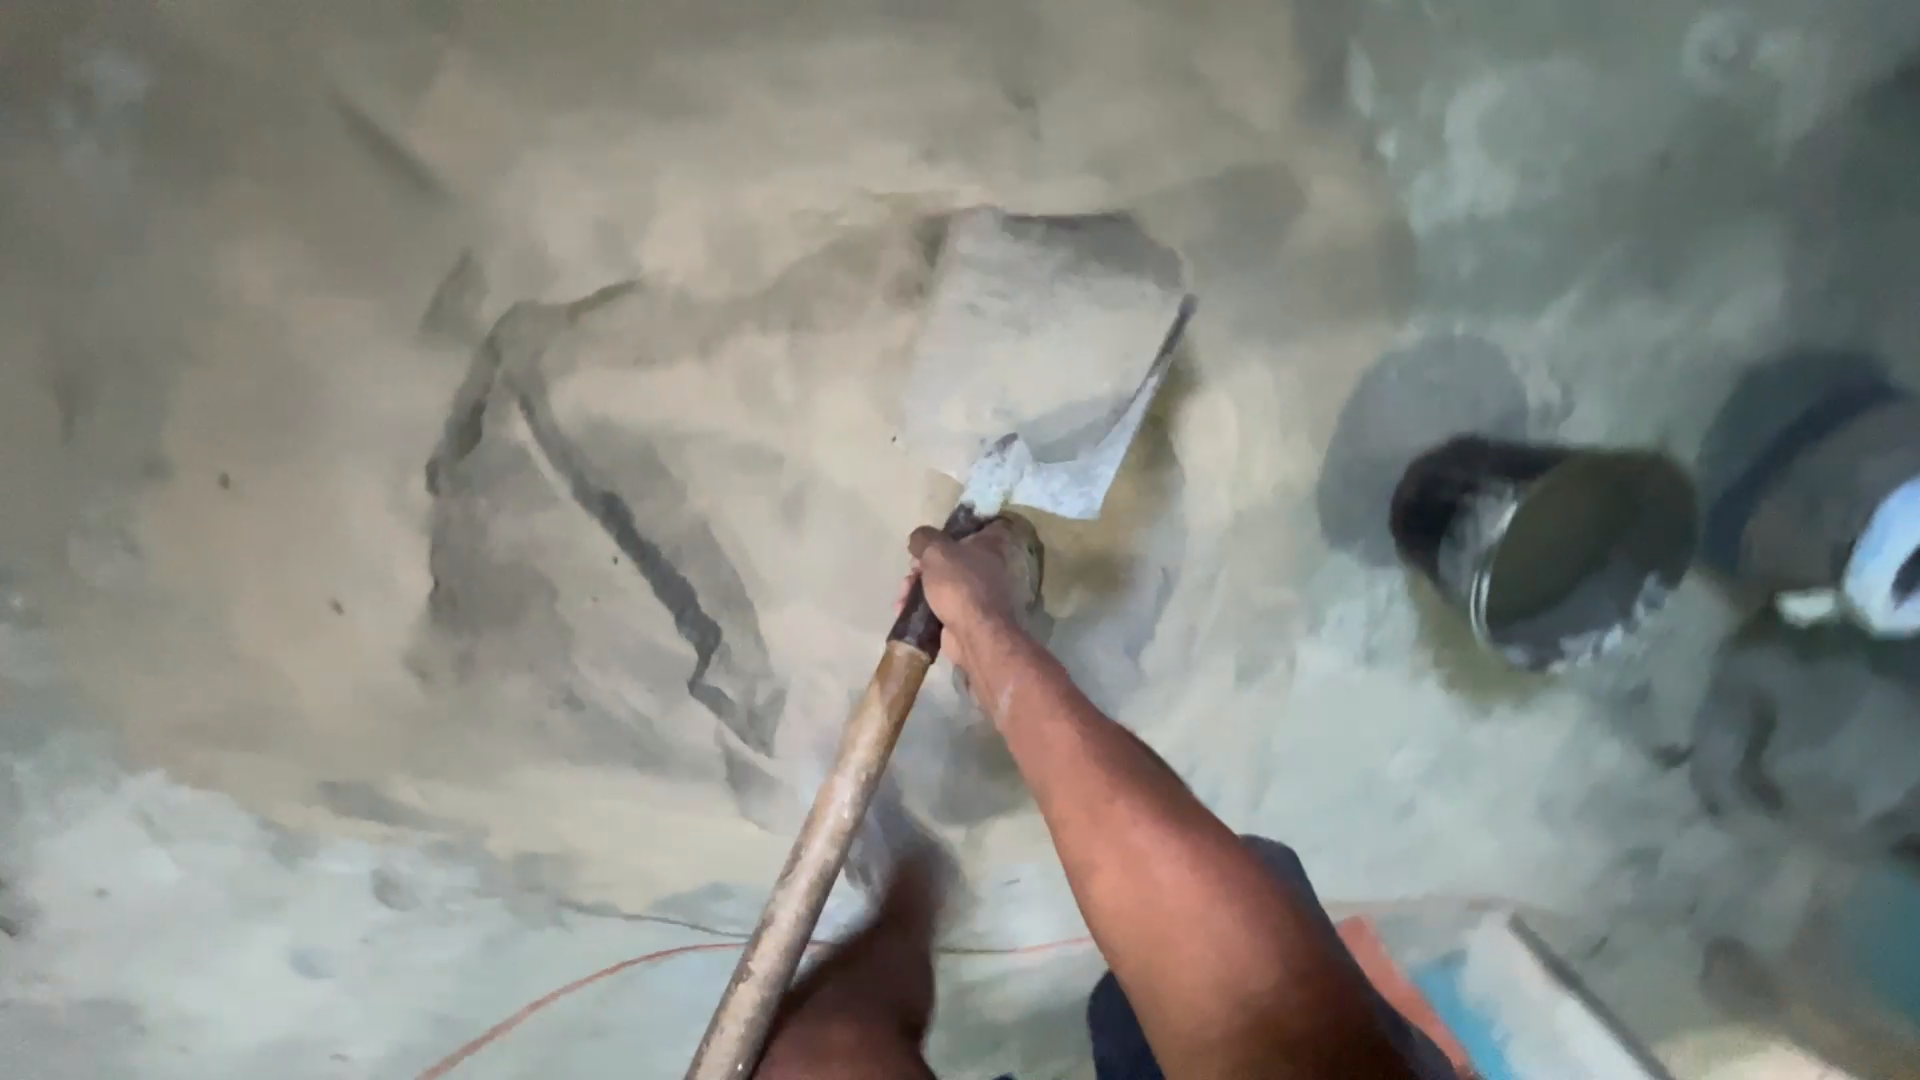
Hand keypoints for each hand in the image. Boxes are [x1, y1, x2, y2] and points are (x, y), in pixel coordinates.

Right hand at [899, 519, 1028, 668]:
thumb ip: (924, 538)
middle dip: (923, 566)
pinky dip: (921, 609)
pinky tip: (903, 611)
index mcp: (989, 545)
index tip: (935, 536)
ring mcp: (976, 594)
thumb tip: (917, 540)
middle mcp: (986, 567)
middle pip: (950, 557)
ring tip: (902, 598)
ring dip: (916, 588)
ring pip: (940, 583)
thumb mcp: (936, 551)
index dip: (958, 528)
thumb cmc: (960, 585)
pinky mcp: (964, 617)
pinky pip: (938, 606)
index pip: (981, 525)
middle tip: (911, 573)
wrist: (975, 634)